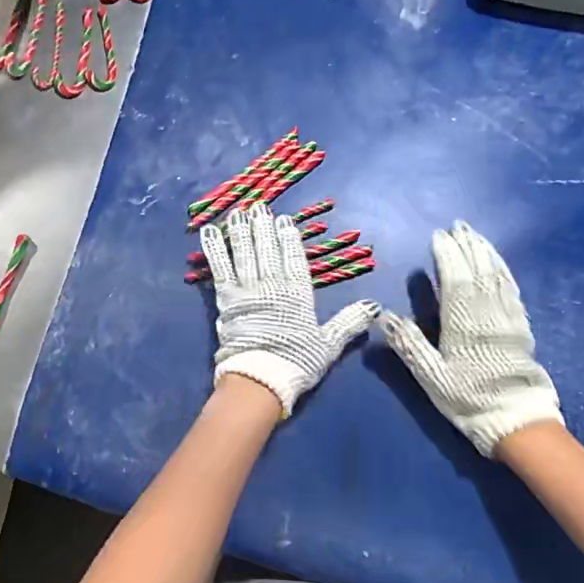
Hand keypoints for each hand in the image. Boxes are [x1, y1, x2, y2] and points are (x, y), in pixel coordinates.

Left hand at [201, 203, 379, 415]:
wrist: (261, 375)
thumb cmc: (296, 361)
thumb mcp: (328, 343)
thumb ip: (348, 322)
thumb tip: (374, 306)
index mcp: (298, 294)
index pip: (294, 258)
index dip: (289, 238)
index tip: (284, 219)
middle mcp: (272, 286)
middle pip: (267, 250)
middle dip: (262, 227)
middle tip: (258, 206)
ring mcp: (247, 290)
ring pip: (244, 253)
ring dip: (241, 231)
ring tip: (238, 211)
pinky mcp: (225, 298)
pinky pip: (219, 267)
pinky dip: (214, 248)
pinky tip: (209, 230)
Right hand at [377, 222, 561, 456]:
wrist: (516, 422)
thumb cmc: (467, 398)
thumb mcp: (430, 375)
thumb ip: (409, 343)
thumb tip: (385, 316)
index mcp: (464, 324)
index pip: (456, 281)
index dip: (448, 256)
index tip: (439, 236)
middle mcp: (489, 316)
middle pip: (480, 273)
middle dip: (469, 247)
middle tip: (459, 226)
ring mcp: (509, 321)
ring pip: (499, 279)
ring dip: (488, 254)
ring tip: (478, 236)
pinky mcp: (522, 330)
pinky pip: (513, 292)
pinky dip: (504, 273)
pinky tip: (499, 267)